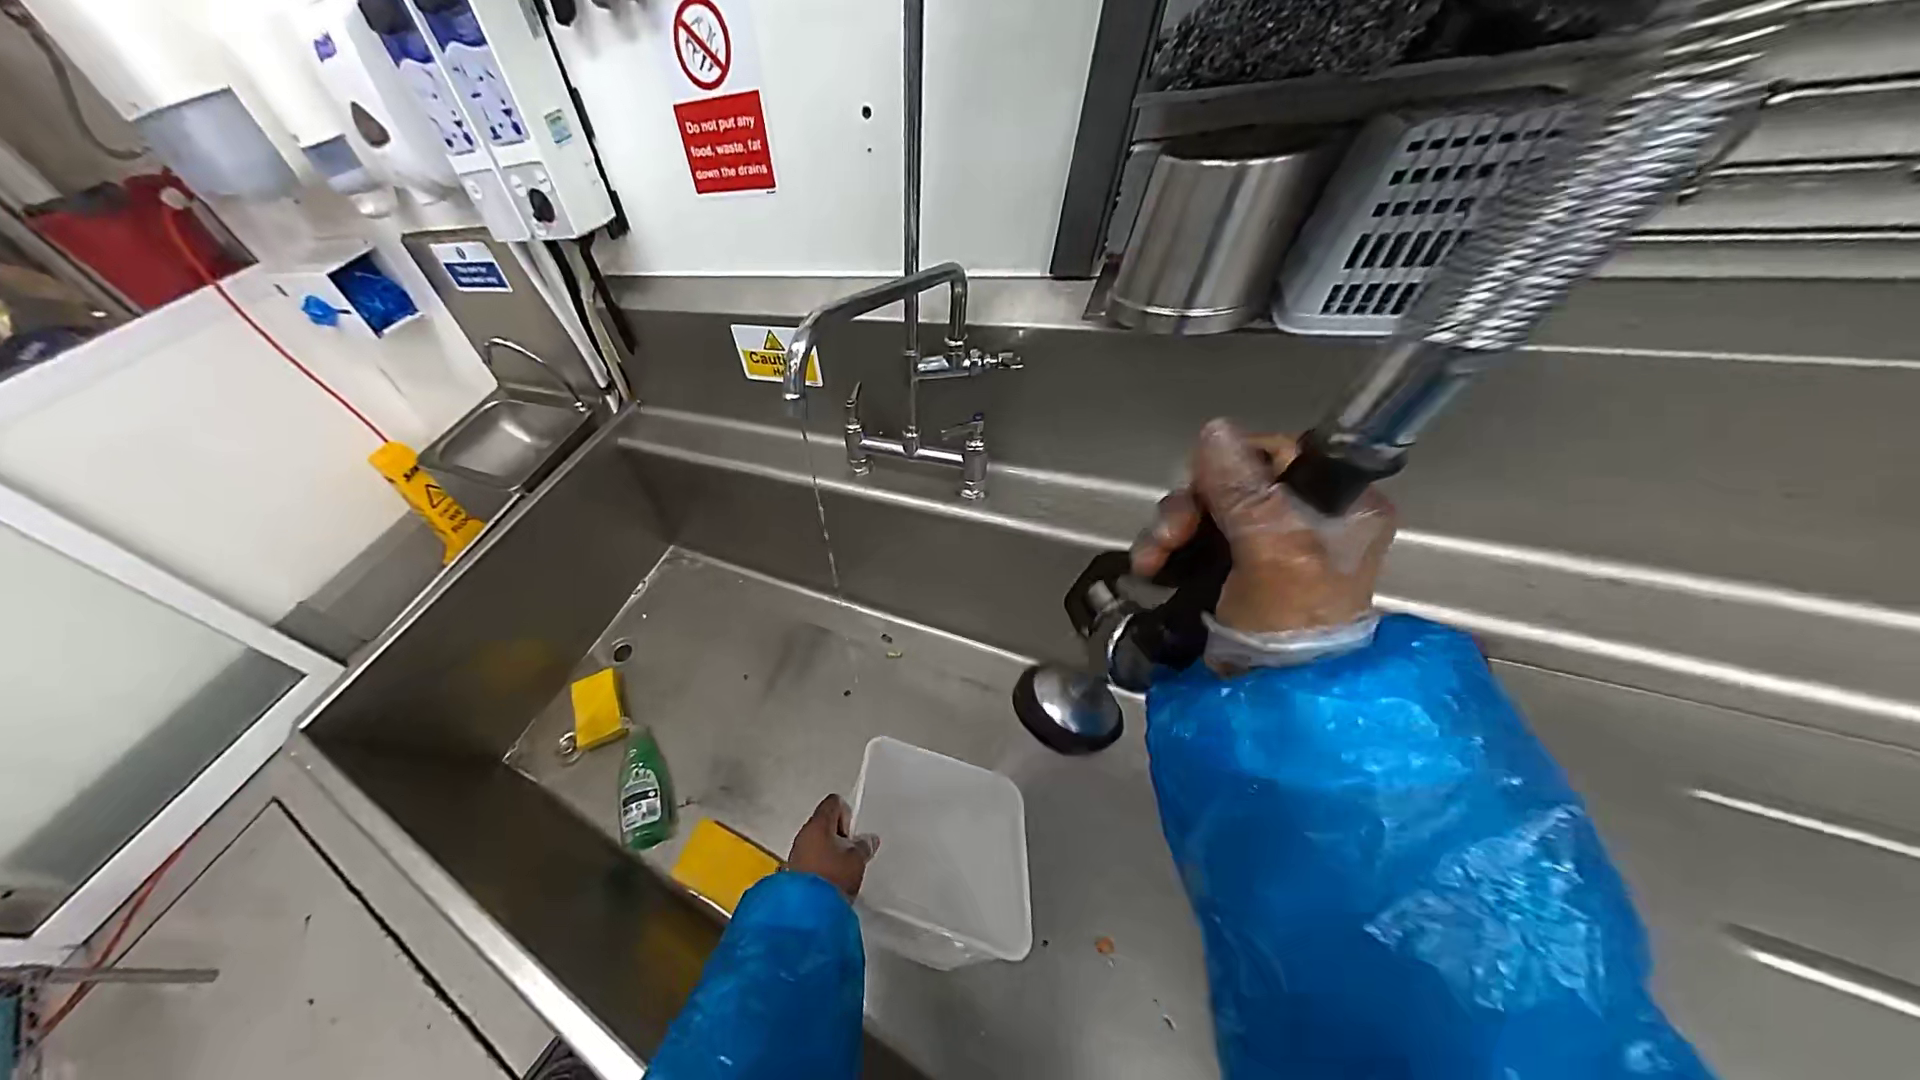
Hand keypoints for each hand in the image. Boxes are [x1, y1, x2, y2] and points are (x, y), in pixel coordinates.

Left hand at [787, 795, 877, 896]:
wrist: (807, 912)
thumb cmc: (833, 876)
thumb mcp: (857, 859)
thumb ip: (864, 845)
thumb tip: (868, 839)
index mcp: (818, 823)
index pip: (833, 803)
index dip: (847, 813)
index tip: (854, 832)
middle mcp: (803, 834)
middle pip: (824, 823)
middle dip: (839, 835)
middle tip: (851, 852)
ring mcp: (796, 854)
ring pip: (817, 842)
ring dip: (830, 851)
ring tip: (843, 869)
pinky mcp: (793, 873)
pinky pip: (810, 860)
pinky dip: (821, 865)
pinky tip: (831, 880)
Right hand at [1131, 419, 1395, 635]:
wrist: (1265, 693)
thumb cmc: (1288, 625)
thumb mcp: (1273, 549)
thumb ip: (1244, 489)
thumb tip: (1213, 431)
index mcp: (1340, 505)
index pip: (1283, 453)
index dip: (1238, 465)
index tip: (1210, 490)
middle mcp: (1302, 517)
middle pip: (1232, 479)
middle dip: (1191, 505)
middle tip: (1173, 534)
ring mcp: (1261, 542)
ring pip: (1203, 506)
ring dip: (1169, 528)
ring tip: (1154, 559)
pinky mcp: (1228, 563)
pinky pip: (1190, 533)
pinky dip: (1166, 545)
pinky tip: (1152, 566)